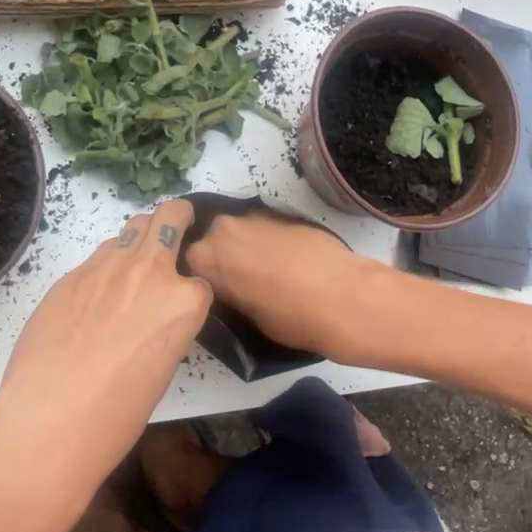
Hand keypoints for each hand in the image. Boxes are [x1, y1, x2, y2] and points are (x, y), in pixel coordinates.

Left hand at [0, 199, 212, 492]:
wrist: (49, 421)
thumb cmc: (117, 413)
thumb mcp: (163, 367)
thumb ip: (166, 325)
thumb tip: (153, 314)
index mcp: (183, 301)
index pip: (200, 280)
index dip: (192, 292)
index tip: (184, 304)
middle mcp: (149, 271)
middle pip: (170, 217)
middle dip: (176, 220)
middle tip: (175, 230)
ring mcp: (105, 268)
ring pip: (131, 229)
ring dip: (138, 241)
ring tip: (131, 271)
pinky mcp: (70, 276)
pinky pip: (98, 257)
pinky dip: (105, 267)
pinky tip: (94, 300)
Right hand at [182, 210, 387, 363]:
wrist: (343, 297)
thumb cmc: (290, 318)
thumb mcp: (247, 317)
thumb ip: (229, 295)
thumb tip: (232, 290)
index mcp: (205, 258)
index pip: (188, 262)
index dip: (201, 276)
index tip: (213, 289)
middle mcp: (224, 229)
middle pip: (214, 239)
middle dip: (223, 255)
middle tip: (239, 279)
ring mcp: (255, 217)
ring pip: (240, 230)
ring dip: (247, 245)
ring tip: (267, 270)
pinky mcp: (284, 213)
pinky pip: (266, 227)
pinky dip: (270, 240)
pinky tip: (286, 260)